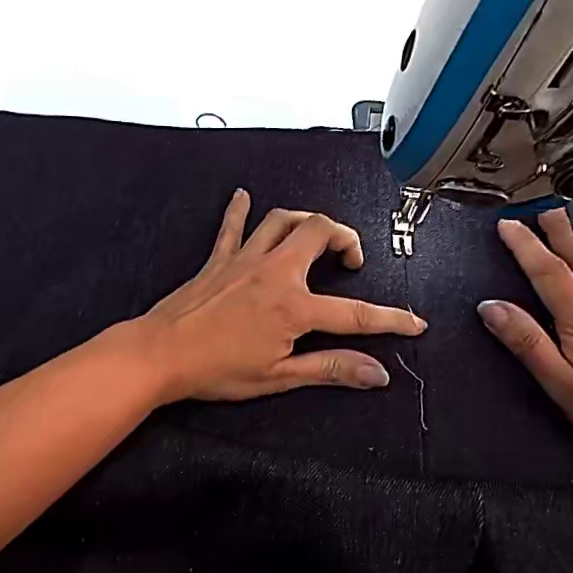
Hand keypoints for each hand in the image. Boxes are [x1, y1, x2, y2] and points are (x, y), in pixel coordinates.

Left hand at [129, 189, 425, 403]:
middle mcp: (274, 273)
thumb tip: (375, 373)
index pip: (356, 313)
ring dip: (305, 220)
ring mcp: (245, 260)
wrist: (158, 355)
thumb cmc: (214, 369)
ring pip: (282, 220)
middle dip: (345, 238)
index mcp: (294, 307)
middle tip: (350, 258)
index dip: (391, 319)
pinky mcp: (218, 260)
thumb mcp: (280, 377)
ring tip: (317, 232)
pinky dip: (239, 210)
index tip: (413, 321)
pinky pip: (232, 226)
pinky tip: (243, 196)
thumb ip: (331, 369)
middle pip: (320, 232)